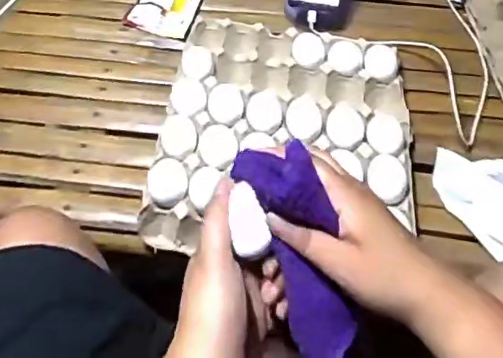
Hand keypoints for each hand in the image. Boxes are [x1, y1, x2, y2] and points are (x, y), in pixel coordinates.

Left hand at [169, 179, 286, 357]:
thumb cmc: (211, 309)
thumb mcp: (212, 259)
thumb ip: (219, 219)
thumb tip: (226, 175)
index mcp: (221, 255)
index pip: (249, 225)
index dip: (267, 222)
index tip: (284, 220)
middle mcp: (237, 274)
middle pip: (270, 252)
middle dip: (282, 260)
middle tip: (276, 276)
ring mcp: (252, 301)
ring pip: (281, 279)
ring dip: (286, 287)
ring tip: (277, 302)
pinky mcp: (265, 326)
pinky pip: (287, 306)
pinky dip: (291, 307)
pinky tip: (287, 313)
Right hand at [263, 146, 447, 327]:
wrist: (426, 290)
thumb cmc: (383, 275)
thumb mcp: (339, 263)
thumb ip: (303, 237)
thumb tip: (267, 215)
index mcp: (343, 190)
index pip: (304, 160)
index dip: (277, 157)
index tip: (250, 161)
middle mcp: (349, 186)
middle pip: (311, 162)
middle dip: (283, 164)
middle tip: (256, 174)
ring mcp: (355, 199)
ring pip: (319, 177)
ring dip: (294, 180)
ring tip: (269, 193)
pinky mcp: (358, 214)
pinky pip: (327, 194)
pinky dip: (307, 196)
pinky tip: (293, 215)